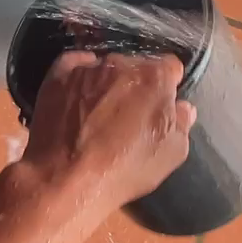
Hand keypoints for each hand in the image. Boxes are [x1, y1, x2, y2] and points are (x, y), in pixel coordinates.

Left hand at [16, 51, 196, 213]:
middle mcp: (122, 63)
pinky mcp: (58, 75)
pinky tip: (77, 97)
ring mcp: (87, 67)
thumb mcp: (171, 154)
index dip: (169, 86)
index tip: (162, 104)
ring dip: (108, 82)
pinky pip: (74, 65)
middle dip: (137, 84)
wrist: (66, 180)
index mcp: (155, 77)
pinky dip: (79, 77)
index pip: (170, 68)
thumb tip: (183, 107)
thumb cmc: (125, 169)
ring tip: (99, 112)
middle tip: (130, 114)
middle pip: (137, 66)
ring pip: (106, 67)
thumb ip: (182, 123)